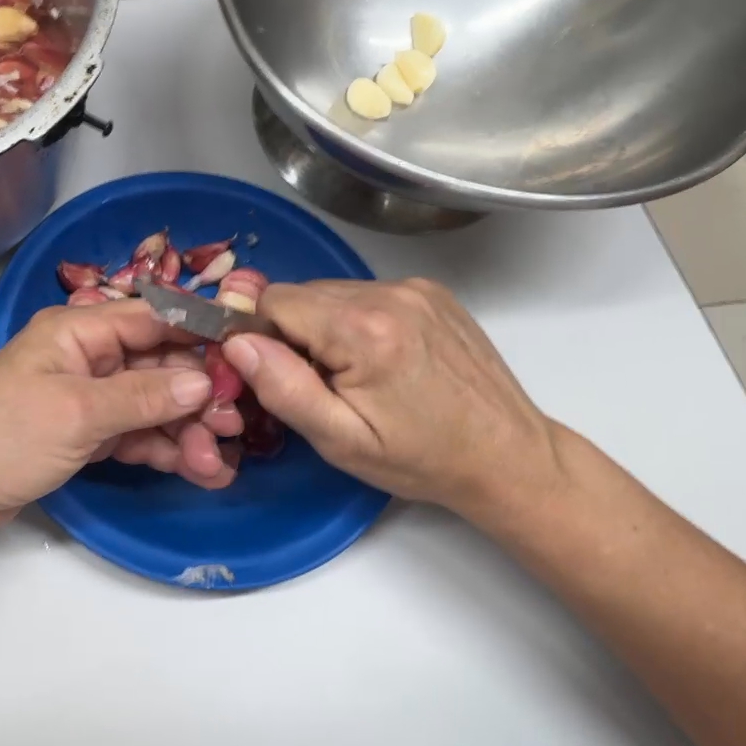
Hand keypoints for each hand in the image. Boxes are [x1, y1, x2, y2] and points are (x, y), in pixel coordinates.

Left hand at [0, 298, 226, 532]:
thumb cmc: (3, 435)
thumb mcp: (77, 412)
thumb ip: (143, 396)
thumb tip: (203, 380)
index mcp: (76, 330)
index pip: (151, 319)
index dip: (198, 335)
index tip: (245, 357)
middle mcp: (83, 356)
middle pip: (156, 365)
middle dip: (195, 395)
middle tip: (231, 428)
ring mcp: (83, 396)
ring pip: (149, 403)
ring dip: (183, 430)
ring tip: (217, 464)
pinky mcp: (81, 433)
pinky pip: (132, 432)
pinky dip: (160, 449)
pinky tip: (194, 469)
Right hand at [222, 279, 560, 516]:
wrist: (509, 457)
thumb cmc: (421, 459)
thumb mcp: (341, 441)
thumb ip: (283, 388)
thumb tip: (236, 342)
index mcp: (362, 330)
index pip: (273, 301)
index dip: (263, 335)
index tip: (282, 373)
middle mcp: (389, 294)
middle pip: (301, 294)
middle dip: (295, 332)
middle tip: (322, 381)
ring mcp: (414, 287)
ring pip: (332, 291)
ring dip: (326, 324)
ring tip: (357, 372)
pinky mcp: (431, 289)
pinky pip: (366, 292)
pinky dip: (358, 318)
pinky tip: (384, 357)